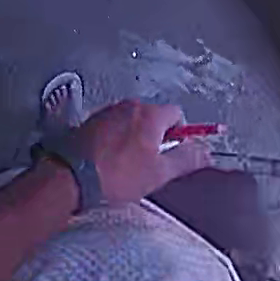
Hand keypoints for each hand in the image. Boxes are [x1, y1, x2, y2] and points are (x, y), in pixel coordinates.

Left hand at [66, 99, 209, 204]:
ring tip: (129, 163)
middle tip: (152, 161)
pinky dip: (118, 137)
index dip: (180, 133)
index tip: (173, 152)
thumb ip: (186, 159)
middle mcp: (129, 105)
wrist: (73, 175)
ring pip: (133, 120)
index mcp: (149, 114)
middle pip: (154, 115)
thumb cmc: (118, 174)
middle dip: (157, 135)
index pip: (177, 113)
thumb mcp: (159, 173)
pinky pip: (115, 124)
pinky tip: (111, 158)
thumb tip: (205, 152)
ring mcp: (109, 111)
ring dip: (136, 136)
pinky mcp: (93, 120)